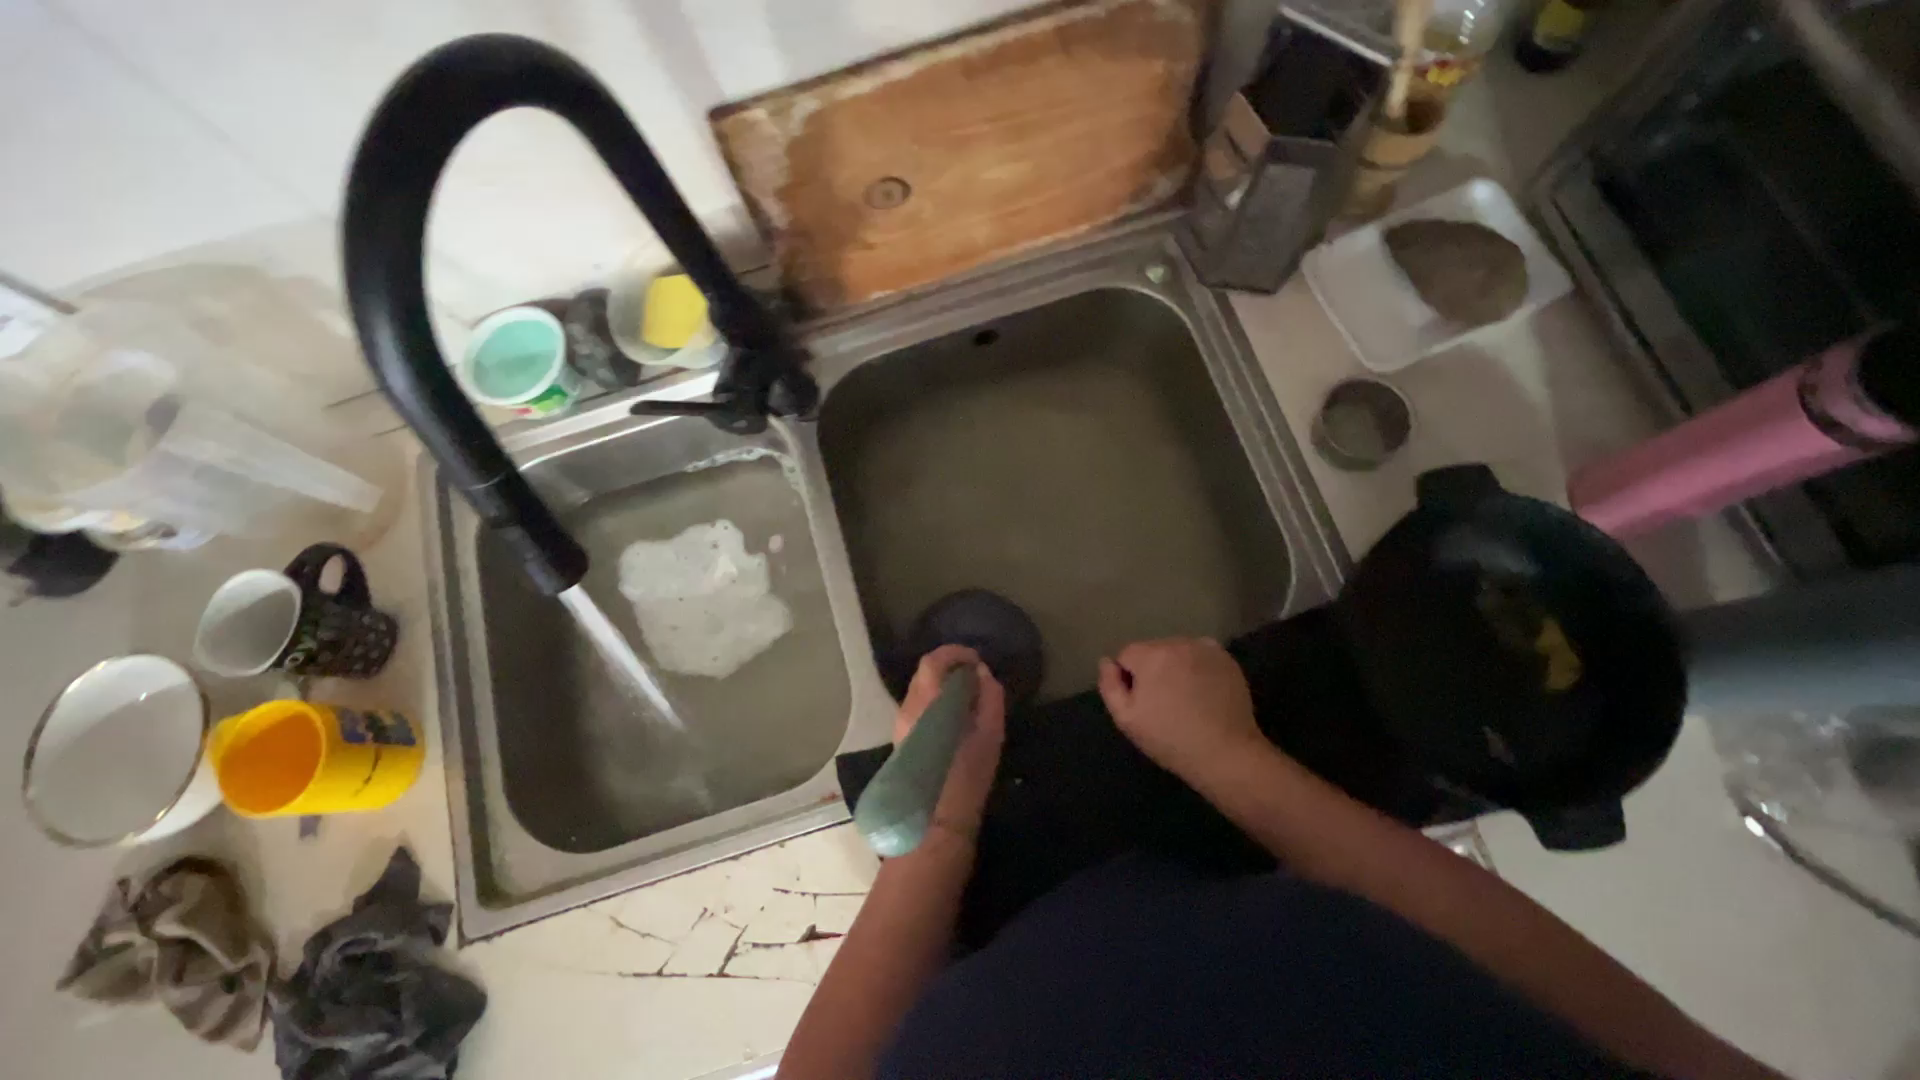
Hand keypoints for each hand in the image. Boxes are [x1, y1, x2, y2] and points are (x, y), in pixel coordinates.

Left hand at [895, 645, 1005, 833]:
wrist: (934, 824)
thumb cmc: (965, 778)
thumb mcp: (989, 735)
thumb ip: (989, 698)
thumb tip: (983, 675)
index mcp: (926, 703)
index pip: (933, 661)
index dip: (956, 653)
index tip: (977, 661)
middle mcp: (907, 709)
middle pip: (925, 675)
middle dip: (950, 669)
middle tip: (976, 678)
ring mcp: (900, 726)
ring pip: (920, 692)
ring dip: (943, 687)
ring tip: (969, 699)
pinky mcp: (901, 741)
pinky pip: (918, 710)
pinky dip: (936, 704)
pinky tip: (955, 720)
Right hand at [1098, 638, 1261, 780]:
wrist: (1226, 752)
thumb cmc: (1170, 739)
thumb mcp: (1126, 719)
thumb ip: (1110, 685)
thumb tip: (1107, 662)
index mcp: (1151, 655)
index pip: (1126, 655)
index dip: (1129, 680)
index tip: (1142, 704)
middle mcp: (1178, 643)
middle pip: (1152, 650)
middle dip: (1152, 671)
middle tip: (1164, 704)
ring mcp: (1206, 649)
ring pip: (1177, 651)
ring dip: (1175, 667)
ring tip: (1186, 699)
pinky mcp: (1227, 659)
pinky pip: (1201, 655)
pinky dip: (1198, 667)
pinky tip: (1204, 691)